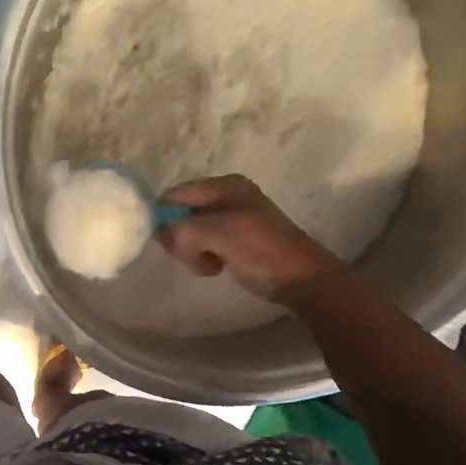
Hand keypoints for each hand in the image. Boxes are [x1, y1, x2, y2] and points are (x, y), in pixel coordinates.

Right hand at [159, 175, 345, 300]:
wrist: (300, 278)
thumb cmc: (262, 251)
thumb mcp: (220, 233)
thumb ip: (184, 229)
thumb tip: (165, 236)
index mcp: (224, 186)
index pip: (174, 195)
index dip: (165, 219)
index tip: (173, 245)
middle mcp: (224, 196)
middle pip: (178, 213)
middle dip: (180, 238)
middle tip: (194, 256)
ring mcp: (228, 218)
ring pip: (187, 232)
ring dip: (190, 252)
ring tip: (209, 264)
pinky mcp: (231, 238)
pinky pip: (200, 244)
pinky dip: (200, 257)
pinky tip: (215, 266)